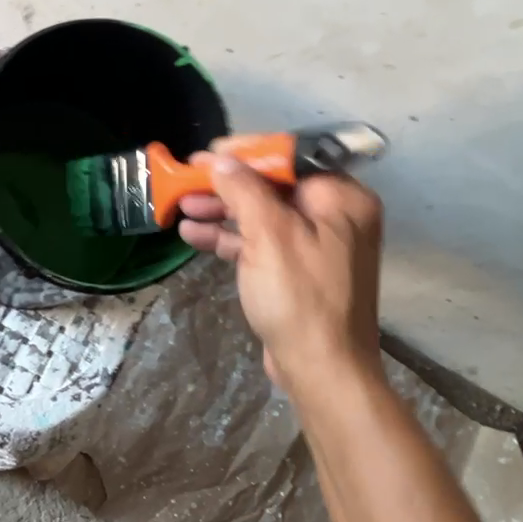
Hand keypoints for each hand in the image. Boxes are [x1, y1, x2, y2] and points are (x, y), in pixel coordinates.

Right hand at [177, 144, 383, 391]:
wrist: (319, 365)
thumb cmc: (299, 297)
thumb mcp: (269, 236)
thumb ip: (245, 192)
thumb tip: (221, 160)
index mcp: (340, 199)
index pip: (290, 160)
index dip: (245, 156)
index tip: (206, 156)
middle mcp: (334, 217)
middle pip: (273, 188)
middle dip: (227, 186)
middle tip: (185, 184)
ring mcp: (315, 247)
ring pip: (262, 216)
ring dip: (221, 212)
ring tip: (181, 209)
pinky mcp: (296, 273)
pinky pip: (261, 244)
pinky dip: (230, 238)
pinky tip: (195, 234)